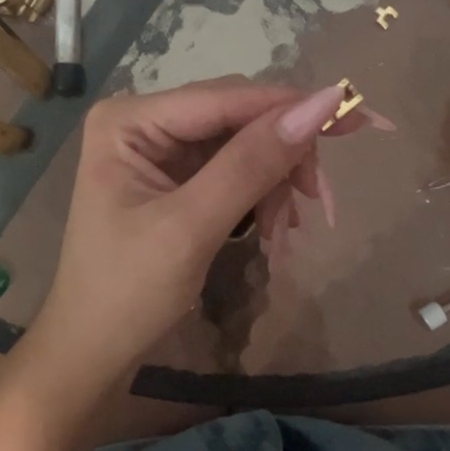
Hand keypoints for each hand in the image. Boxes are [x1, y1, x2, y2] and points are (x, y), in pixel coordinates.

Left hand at [31, 80, 355, 378]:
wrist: (93, 351)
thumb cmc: (128, 292)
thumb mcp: (192, 227)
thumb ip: (253, 164)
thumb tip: (321, 104)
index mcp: (130, 119)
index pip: (226, 98)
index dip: (292, 106)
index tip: (356, 117)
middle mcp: (144, 120)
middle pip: (239, 117)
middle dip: (285, 156)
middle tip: (321, 200)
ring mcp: (160, 148)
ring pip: (246, 144)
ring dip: (276, 184)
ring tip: (286, 235)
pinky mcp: (176, 176)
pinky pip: (236, 170)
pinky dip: (262, 198)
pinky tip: (274, 231)